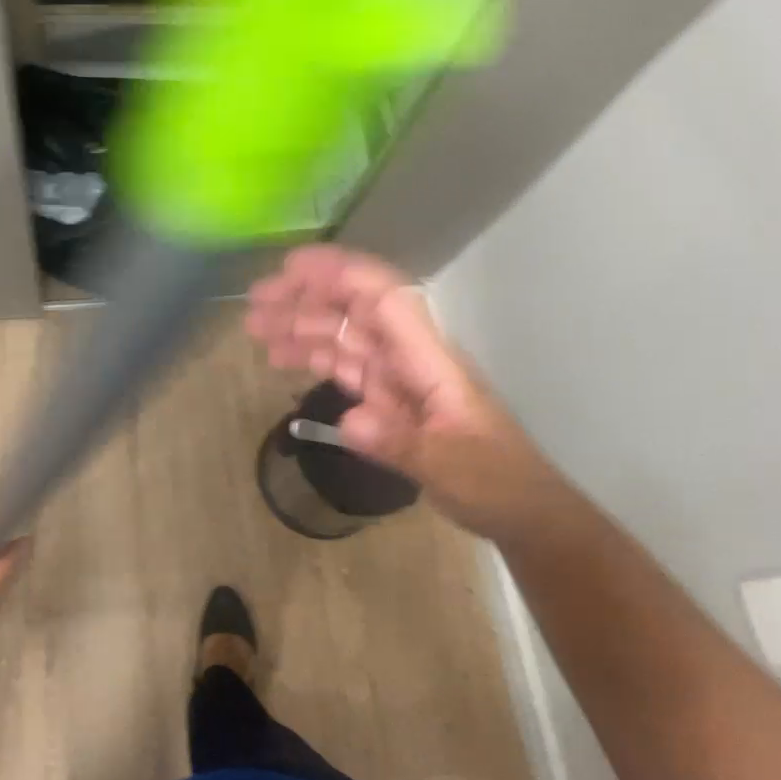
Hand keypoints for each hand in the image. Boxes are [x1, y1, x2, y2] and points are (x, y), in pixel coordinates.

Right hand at [245, 245, 568, 543]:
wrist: (525, 512)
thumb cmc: (497, 482)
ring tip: (258, 331)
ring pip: (345, 337)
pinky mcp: (391, 401)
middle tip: (255, 306)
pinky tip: (284, 359)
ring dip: (302, 327)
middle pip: (355, 312)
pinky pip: (347, 367)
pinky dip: (315, 358)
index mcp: (430, 359)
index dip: (339, 274)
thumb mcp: (450, 467)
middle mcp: (411, 357)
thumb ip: (399, 442)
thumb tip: (347, 422)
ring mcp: (400, 378)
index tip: (292, 268)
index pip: (383, 298)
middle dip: (306, 299)